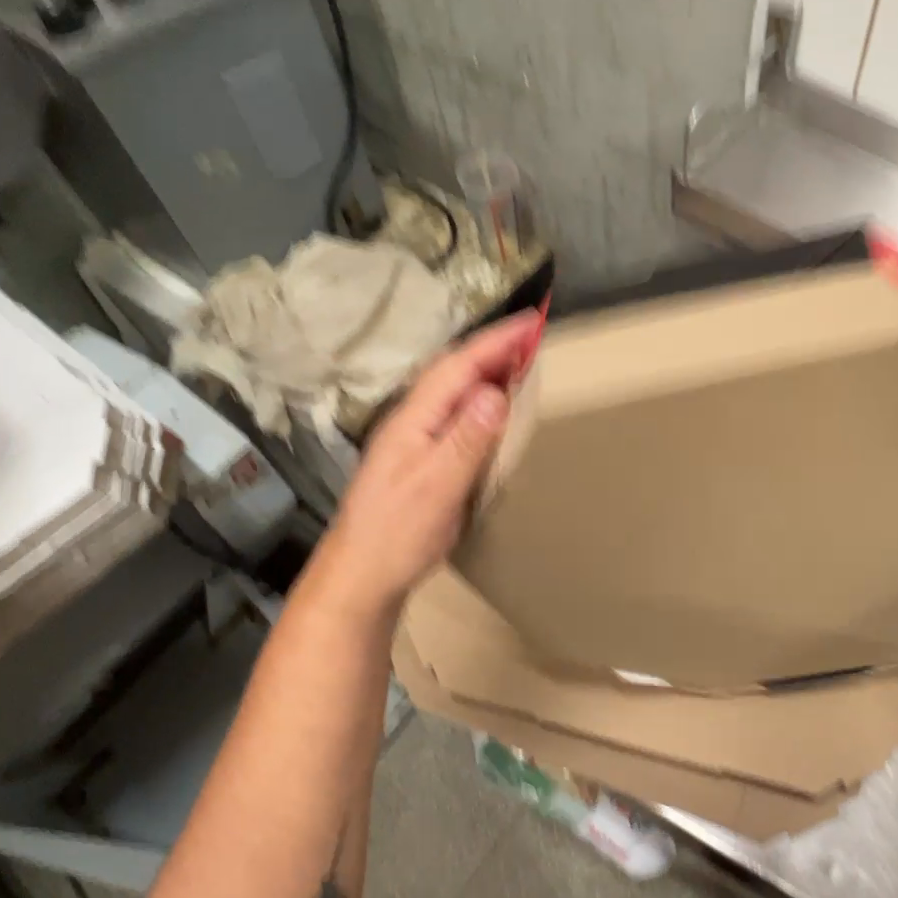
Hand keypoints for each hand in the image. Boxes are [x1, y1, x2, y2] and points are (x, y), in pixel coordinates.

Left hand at [313, 312, 536, 614]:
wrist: (362, 575)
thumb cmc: (397, 534)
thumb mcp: (436, 488)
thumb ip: (465, 440)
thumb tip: (496, 393)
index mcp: (414, 420)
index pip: (459, 367)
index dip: (496, 342)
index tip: (533, 322)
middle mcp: (413, 421)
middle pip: (455, 372)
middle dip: (494, 349)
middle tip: (536, 337)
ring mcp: (415, 440)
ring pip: (455, 392)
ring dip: (489, 371)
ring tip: (524, 363)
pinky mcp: (423, 460)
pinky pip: (458, 416)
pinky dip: (483, 401)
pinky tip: (497, 410)